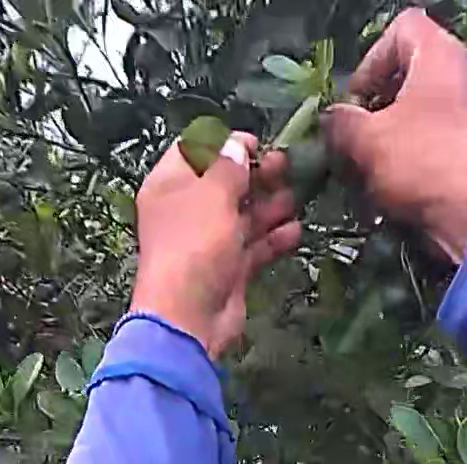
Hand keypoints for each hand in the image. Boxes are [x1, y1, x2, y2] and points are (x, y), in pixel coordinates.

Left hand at [129, 131, 300, 356]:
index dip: (226, 145)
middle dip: (255, 176)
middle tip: (286, 167)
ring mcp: (210, 245)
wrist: (190, 317)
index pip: (196, 152)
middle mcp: (189, 213)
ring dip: (270, 207)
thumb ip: (229, 168)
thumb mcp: (212, 195)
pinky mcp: (230, 271)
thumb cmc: (194, 246)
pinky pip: (253, 249)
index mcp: (171, 186)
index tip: (257, 143)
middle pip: (225, 185)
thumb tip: (237, 146)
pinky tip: (295, 231)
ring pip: (243, 218)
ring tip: (296, 197)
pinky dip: (273, 240)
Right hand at [322, 9, 466, 262]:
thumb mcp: (367, 140)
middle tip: (355, 136)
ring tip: (366, 167)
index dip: (370, 62)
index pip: (399, 30)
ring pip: (414, 116)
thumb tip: (330, 119)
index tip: (355, 101)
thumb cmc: (421, 163)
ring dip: (386, 139)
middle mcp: (457, 77)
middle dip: (374, 106)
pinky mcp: (465, 154)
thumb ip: (341, 123)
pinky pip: (427, 145)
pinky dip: (406, 160)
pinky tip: (389, 186)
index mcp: (438, 54)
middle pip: (406, 77)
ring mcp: (464, 117)